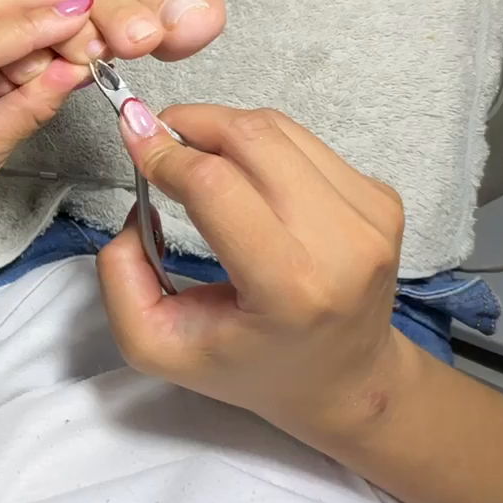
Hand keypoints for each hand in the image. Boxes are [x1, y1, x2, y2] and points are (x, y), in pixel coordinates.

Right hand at [95, 103, 409, 440]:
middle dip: (189, 122)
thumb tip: (141, 200)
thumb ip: (120, 272)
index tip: (128, 132)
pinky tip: (240, 172)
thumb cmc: (245, 365)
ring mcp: (369, 217)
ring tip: (191, 153)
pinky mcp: (381, 198)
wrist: (346, 381)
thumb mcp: (152, 343)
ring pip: (275, 128)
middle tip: (154, 137)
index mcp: (287, 289)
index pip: (216, 186)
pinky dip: (254, 142)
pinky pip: (300, 141)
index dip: (163, 150)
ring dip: (218, 126)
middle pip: (250, 138)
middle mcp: (341, 245)